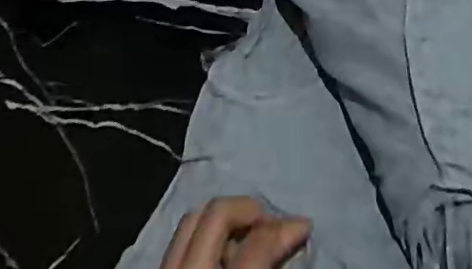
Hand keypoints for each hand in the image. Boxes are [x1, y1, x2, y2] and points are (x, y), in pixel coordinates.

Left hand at [162, 196, 311, 268]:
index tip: (305, 225)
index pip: (258, 242)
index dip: (286, 229)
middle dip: (249, 209)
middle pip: (217, 211)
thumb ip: (270, 264)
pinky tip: (222, 250)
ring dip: (224, 217)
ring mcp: (165, 267)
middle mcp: (187, 267)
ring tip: (247, 236)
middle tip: (273, 224)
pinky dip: (203, 235)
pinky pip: (179, 241)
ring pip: (191, 218)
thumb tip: (293, 237)